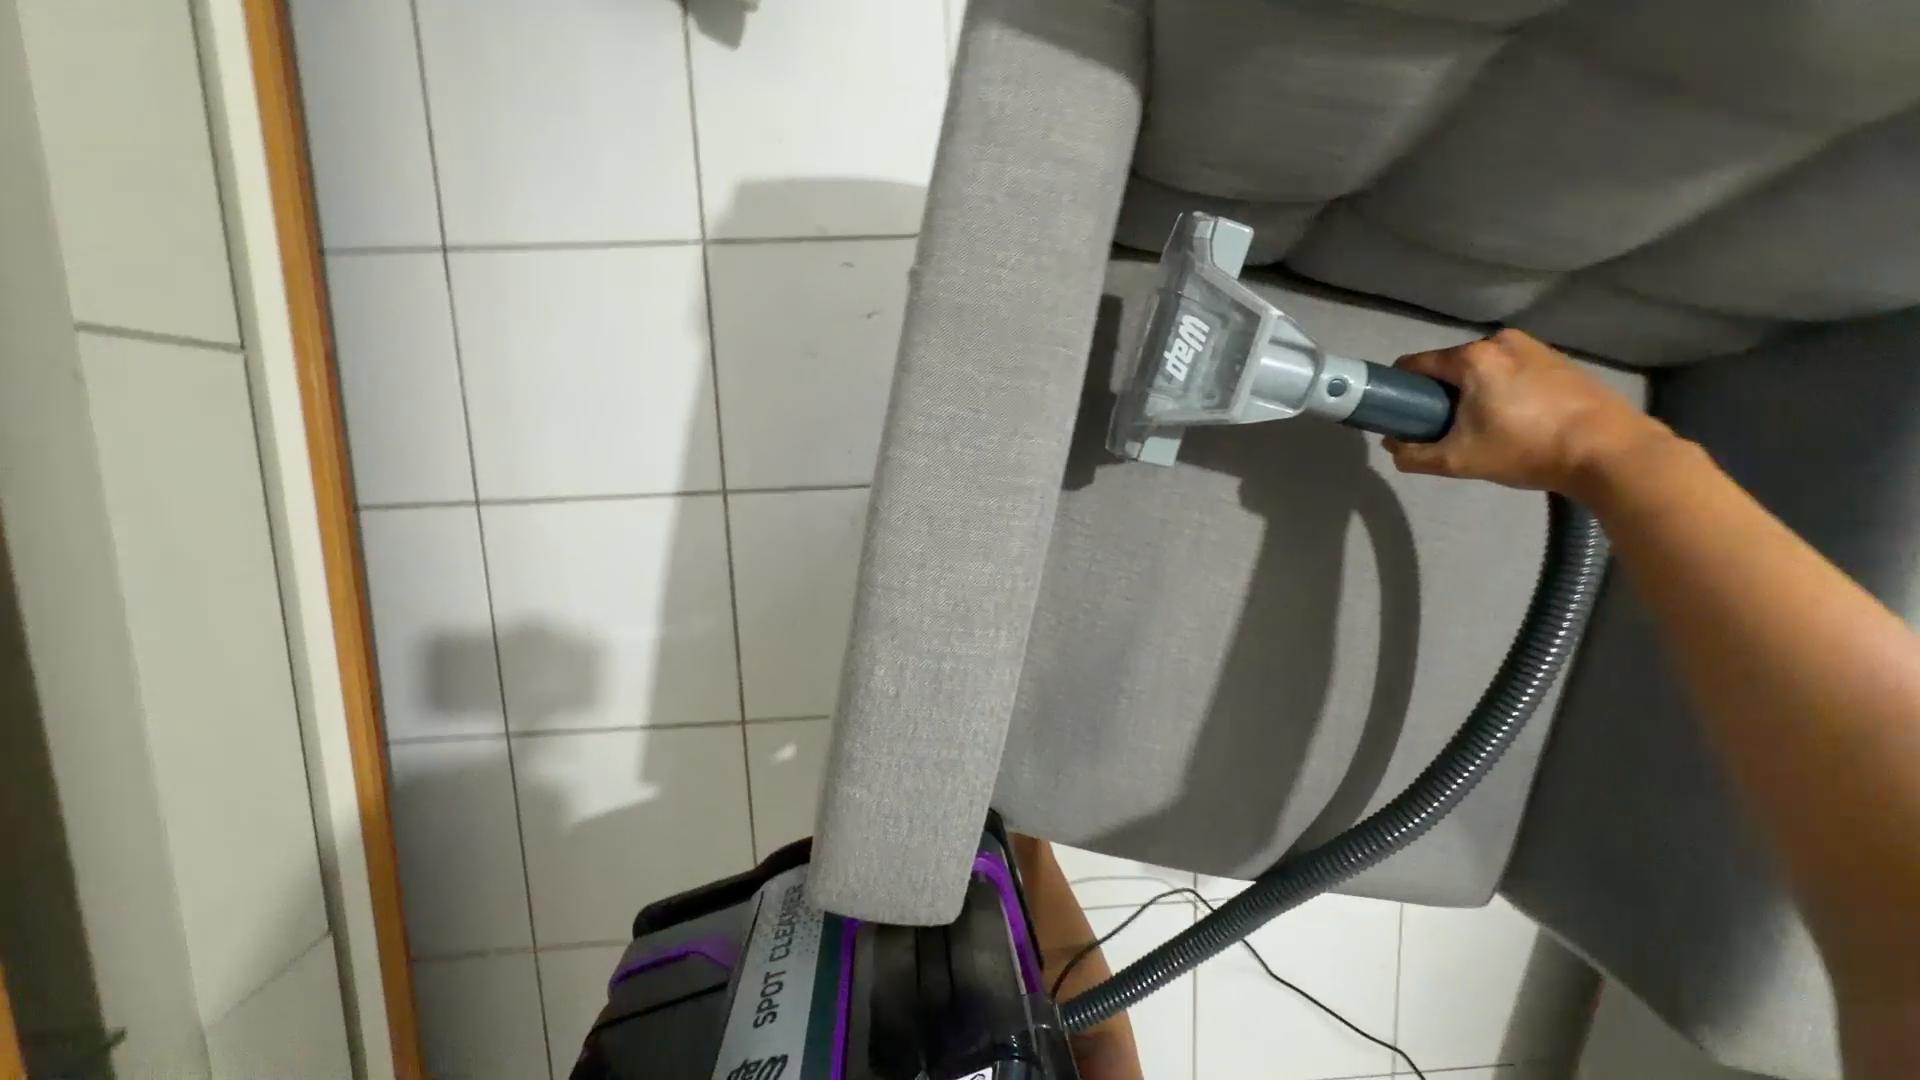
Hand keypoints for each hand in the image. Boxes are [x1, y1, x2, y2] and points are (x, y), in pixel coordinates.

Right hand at [1384, 329, 1672, 495]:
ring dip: (1471, 392)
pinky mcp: (1558, 360)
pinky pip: (1511, 370)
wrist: (1608, 451)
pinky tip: (1515, 419)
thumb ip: (1413, 454)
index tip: (1401, 414)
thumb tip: (1393, 445)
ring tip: (1483, 426)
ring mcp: (1534, 347)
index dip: (1399, 389)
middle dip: (1439, 394)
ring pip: (1482, 369)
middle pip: (1449, 366)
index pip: (1414, 364)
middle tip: (1445, 428)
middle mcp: (1500, 342)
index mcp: (1472, 357)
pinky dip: (1501, 390)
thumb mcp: (1457, 460)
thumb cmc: (1526, 449)